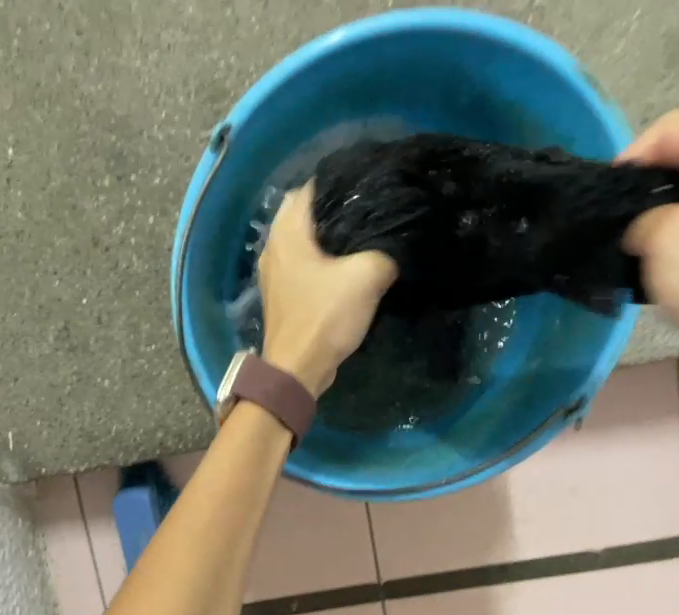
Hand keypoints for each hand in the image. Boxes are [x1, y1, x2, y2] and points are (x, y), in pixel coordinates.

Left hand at [258, 184, 397, 395]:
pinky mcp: (283, 292)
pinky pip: (306, 262)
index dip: (346, 179)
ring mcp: (275, 271)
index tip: (375, 181)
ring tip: (369, 231)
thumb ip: (388, 248)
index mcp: (288, 230)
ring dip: (334, 235)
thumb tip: (404, 235)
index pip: (316, 184)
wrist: (296, 370)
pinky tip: (350, 262)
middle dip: (342, 207)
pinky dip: (325, 258)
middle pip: (311, 211)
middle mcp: (275, 244)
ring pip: (308, 239)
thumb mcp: (367, 276)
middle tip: (376, 206)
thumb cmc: (324, 317)